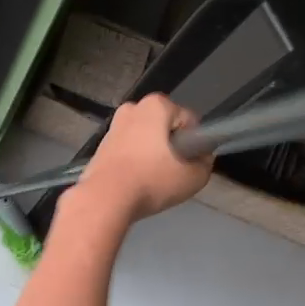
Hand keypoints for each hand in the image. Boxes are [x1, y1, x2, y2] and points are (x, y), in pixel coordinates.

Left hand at [76, 94, 212, 221]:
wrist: (104, 200)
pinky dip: (133, 162)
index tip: (188, 164)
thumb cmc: (151, 182)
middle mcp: (131, 109)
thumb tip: (201, 157)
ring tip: (152, 180)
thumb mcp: (194, 177)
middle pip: (163, 128)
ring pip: (143, 140)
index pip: (188, 122)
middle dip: (170, 146)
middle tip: (172, 173)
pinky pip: (126, 152)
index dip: (194, 144)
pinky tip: (134, 182)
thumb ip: (205, 162)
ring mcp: (112, 127)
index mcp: (156, 105)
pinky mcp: (99, 147)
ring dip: (150, 155)